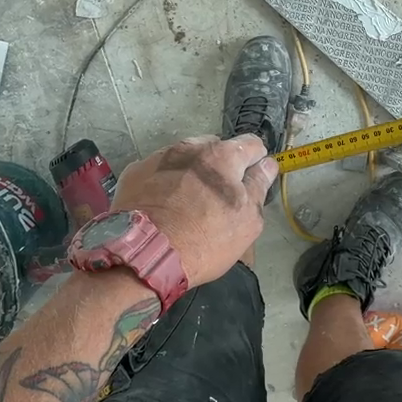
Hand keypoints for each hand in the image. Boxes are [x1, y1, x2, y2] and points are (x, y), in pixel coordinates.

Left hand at [109, 134, 278, 285]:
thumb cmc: (204, 241)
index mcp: (223, 155)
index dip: (256, 162)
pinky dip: (165, 181)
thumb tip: (267, 164)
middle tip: (217, 199)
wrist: (141, 257)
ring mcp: (159, 157)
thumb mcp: (246, 221)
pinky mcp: (135, 172)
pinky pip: (159, 170)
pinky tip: (162, 206)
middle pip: (216, 148)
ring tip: (186, 203)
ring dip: (192, 172)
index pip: (252, 144)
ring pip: (186, 157)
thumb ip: (259, 186)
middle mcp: (190, 147)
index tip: (251, 183)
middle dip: (221, 167)